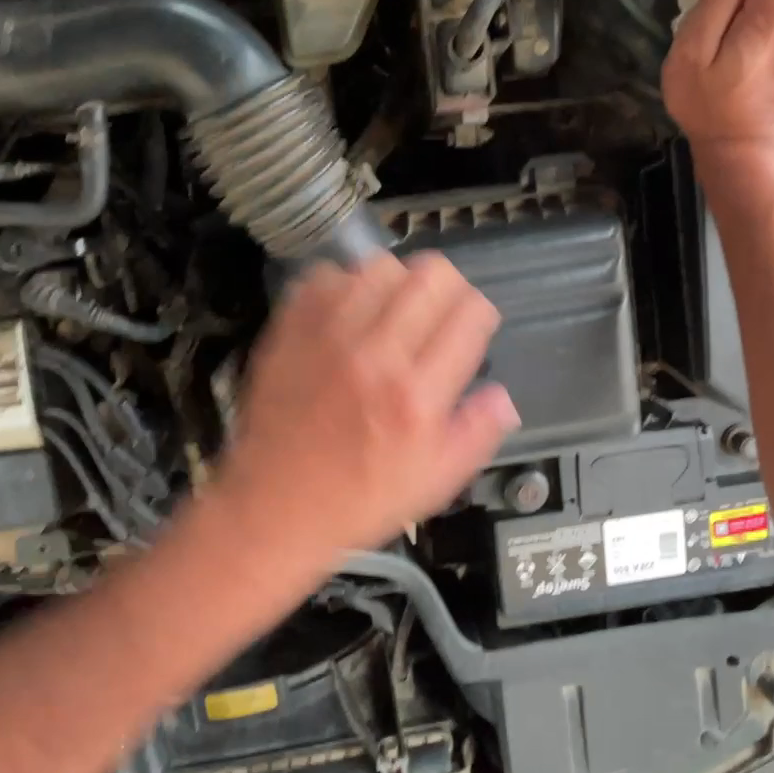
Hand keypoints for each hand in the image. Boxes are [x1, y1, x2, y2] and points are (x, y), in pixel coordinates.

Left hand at [218, 252, 518, 555]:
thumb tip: (502, 398)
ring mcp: (328, 336)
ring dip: (396, 281)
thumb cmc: (351, 500)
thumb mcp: (432, 483)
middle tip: (439, 309)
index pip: (470, 315)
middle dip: (447, 287)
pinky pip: (326, 275)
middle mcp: (375, 355)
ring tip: (393, 308)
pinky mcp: (291, 329)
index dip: (480, 314)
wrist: (271, 506)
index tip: (473, 323)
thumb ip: (476, 434)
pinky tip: (348, 312)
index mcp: (416, 396)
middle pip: (430, 276)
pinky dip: (343, 285)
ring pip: (380, 266)